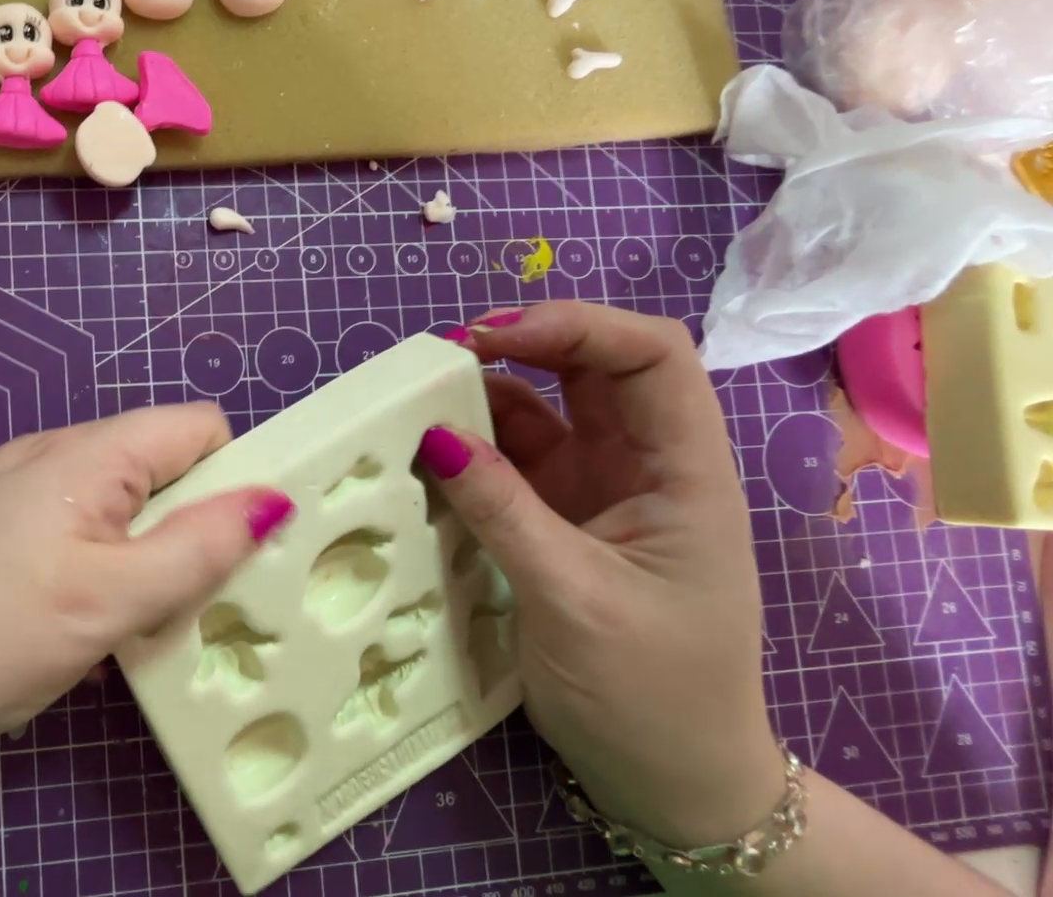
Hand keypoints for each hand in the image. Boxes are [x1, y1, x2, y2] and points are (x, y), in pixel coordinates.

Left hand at [0, 404, 293, 790]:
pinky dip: (94, 568)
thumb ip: (195, 548)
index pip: (199, 428)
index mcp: (89, 453)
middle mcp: (53, 452)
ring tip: (126, 628)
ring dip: (141, 558)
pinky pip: (71, 529)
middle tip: (182, 606)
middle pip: (159, 469)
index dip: (234, 478)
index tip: (241, 551)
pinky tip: (71, 624)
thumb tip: (274, 498)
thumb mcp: (107, 601)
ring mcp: (14, 487)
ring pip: (117, 506)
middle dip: (188, 530)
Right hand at [421, 302, 782, 847]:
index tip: (492, 337)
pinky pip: (510, 459)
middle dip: (522, 345)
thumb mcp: (571, 596)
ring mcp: (595, 488)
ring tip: (420, 400)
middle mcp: (642, 464)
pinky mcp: (555, 517)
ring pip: (542, 409)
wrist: (668, 778)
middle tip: (441, 357)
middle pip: (592, 368)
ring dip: (484, 396)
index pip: (652, 357)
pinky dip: (469, 446)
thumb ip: (502, 509)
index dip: (578, 326)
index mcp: (683, 471)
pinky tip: (428, 449)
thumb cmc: (649, 691)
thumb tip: (431, 436)